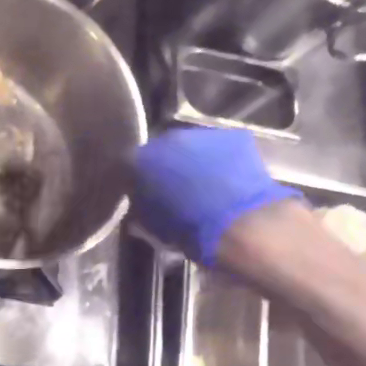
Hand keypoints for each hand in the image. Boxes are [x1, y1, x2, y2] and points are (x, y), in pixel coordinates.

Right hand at [132, 127, 299, 266]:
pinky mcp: (234, 136)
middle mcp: (167, 139)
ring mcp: (202, 134)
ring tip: (201, 183)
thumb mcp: (151, 224)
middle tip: (171, 187)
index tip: (138, 193)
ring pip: (190, 146)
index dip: (133, 179)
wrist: (238, 223)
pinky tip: (225, 179)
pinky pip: (218, 147)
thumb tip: (141, 202)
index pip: (127, 165)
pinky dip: (219, 159)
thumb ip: (141, 206)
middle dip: (164, 166)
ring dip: (192, 160)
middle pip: (160, 150)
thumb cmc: (187, 230)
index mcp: (139, 161)